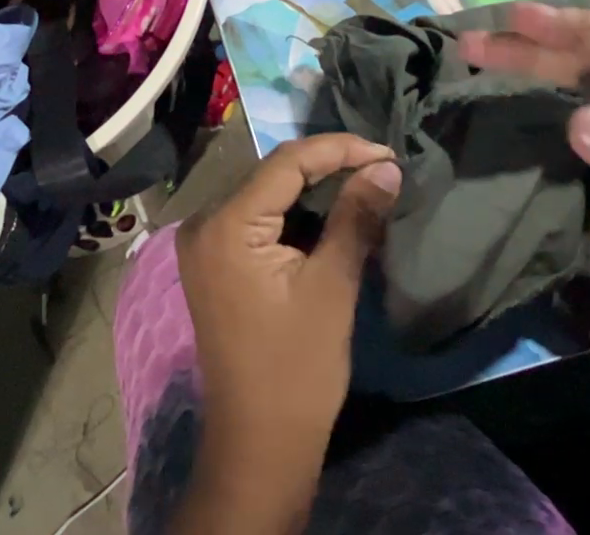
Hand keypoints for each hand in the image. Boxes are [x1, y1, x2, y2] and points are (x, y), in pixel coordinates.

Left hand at [176, 134, 401, 443]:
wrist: (258, 439)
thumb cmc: (298, 367)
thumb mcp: (333, 286)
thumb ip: (355, 218)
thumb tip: (385, 168)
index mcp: (225, 224)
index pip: (286, 162)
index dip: (339, 150)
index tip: (388, 154)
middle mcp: (202, 223)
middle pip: (270, 174)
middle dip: (327, 167)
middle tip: (380, 169)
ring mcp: (201, 243)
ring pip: (263, 194)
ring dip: (311, 189)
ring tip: (363, 186)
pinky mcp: (211, 262)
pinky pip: (253, 218)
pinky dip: (291, 214)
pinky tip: (328, 215)